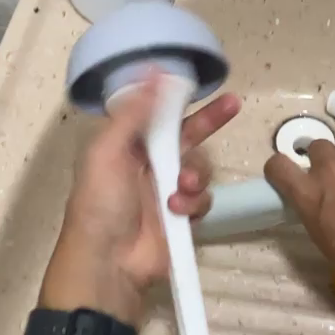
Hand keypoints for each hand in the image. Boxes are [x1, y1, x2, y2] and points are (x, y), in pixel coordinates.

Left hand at [42, 78, 240, 322]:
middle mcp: (147, 163)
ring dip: (194, 175)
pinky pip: (202, 197)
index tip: (199, 85)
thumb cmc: (100, 204)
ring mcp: (166, 190)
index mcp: (124, 145)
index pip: (157, 114)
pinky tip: (180, 211)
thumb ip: (133, 113)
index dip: (177, 99)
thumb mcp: (107, 152)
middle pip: (186, 135)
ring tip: (181, 189)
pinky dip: (195, 202)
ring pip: (199, 167)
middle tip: (233, 104)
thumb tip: (152, 70)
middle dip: (209, 121)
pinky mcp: (182, 216)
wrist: (108, 264)